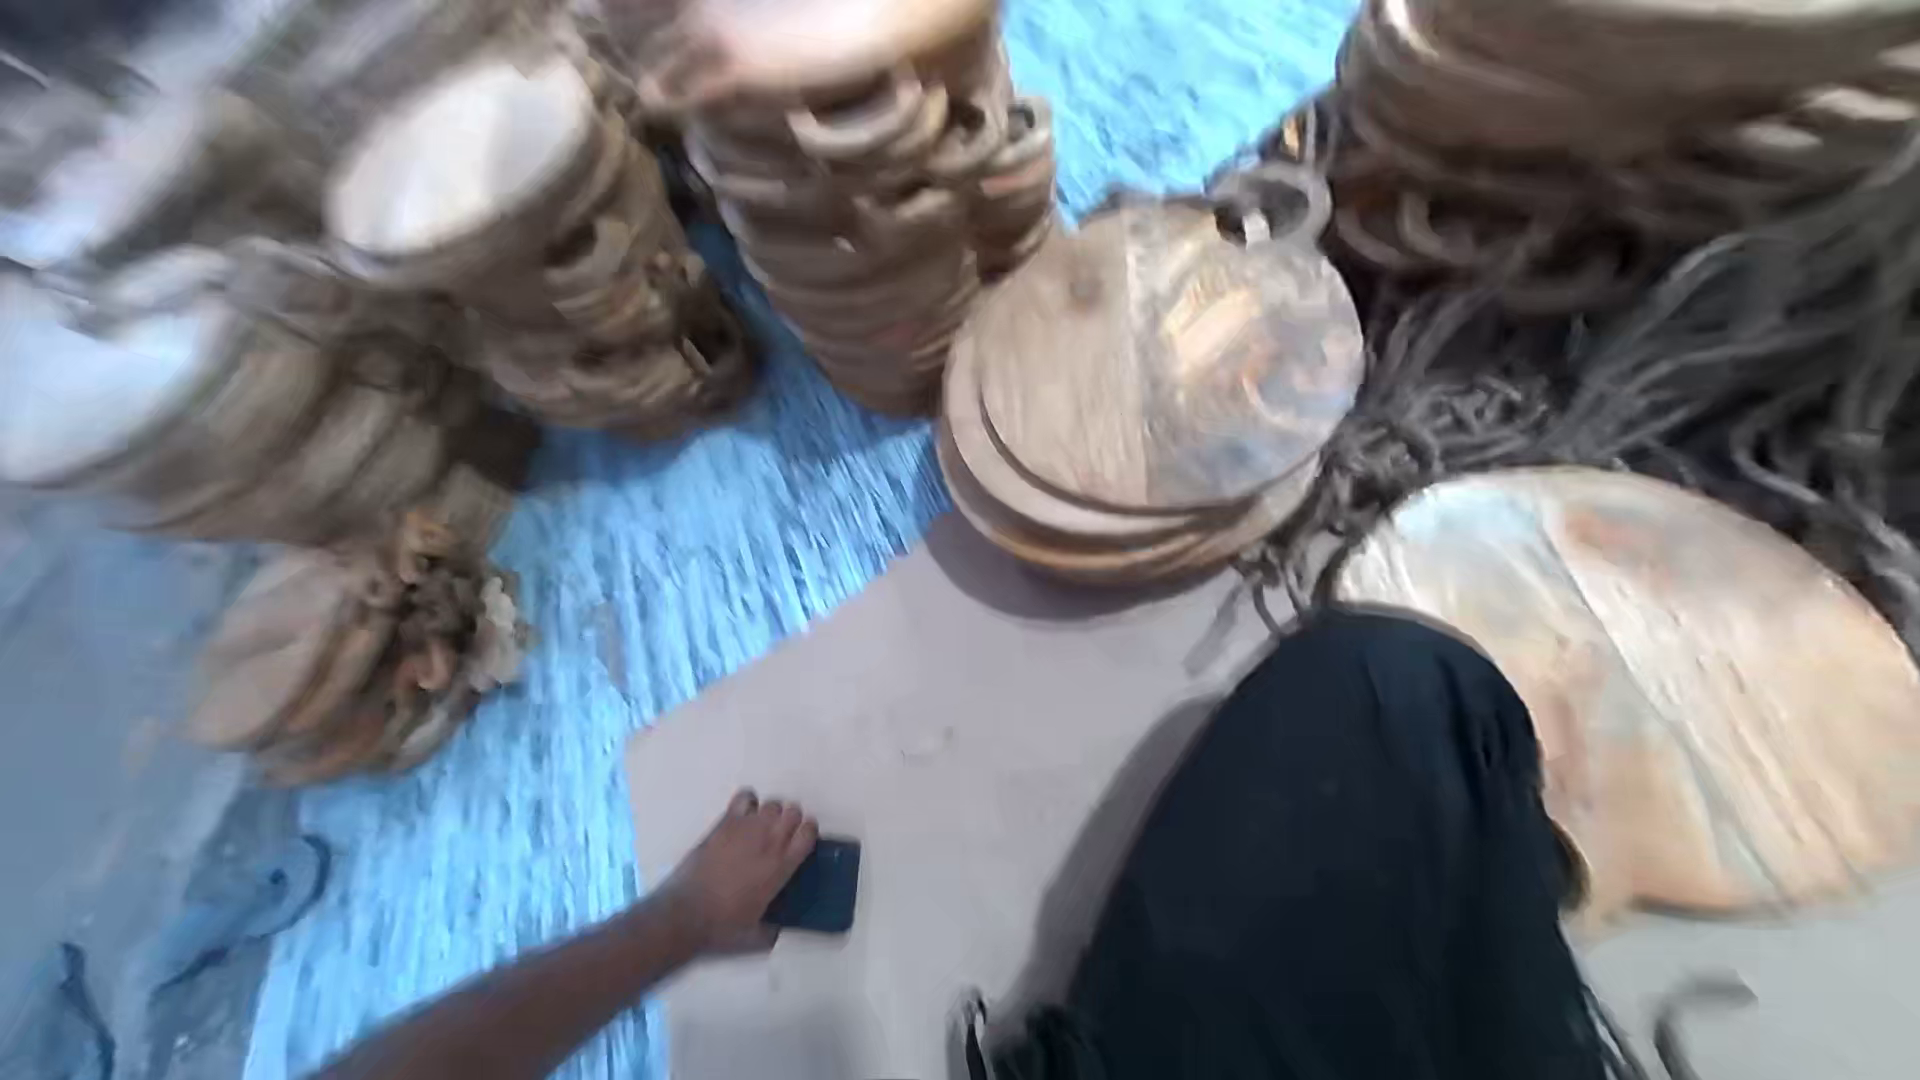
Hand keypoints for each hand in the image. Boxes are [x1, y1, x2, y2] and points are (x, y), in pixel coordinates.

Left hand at [657, 789, 817, 954]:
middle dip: (791, 820)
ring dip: (771, 814)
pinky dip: (748, 803)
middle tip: (780, 835)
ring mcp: (746, 829)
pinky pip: (745, 798)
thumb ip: (772, 931)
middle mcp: (769, 841)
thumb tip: (777, 930)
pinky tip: (743, 816)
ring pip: (772, 804)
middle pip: (793, 811)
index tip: (802, 839)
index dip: (808, 832)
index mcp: (781, 866)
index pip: (808, 831)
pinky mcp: (724, 824)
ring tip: (761, 828)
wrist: (683, 917)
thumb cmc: (720, 928)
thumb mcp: (755, 939)